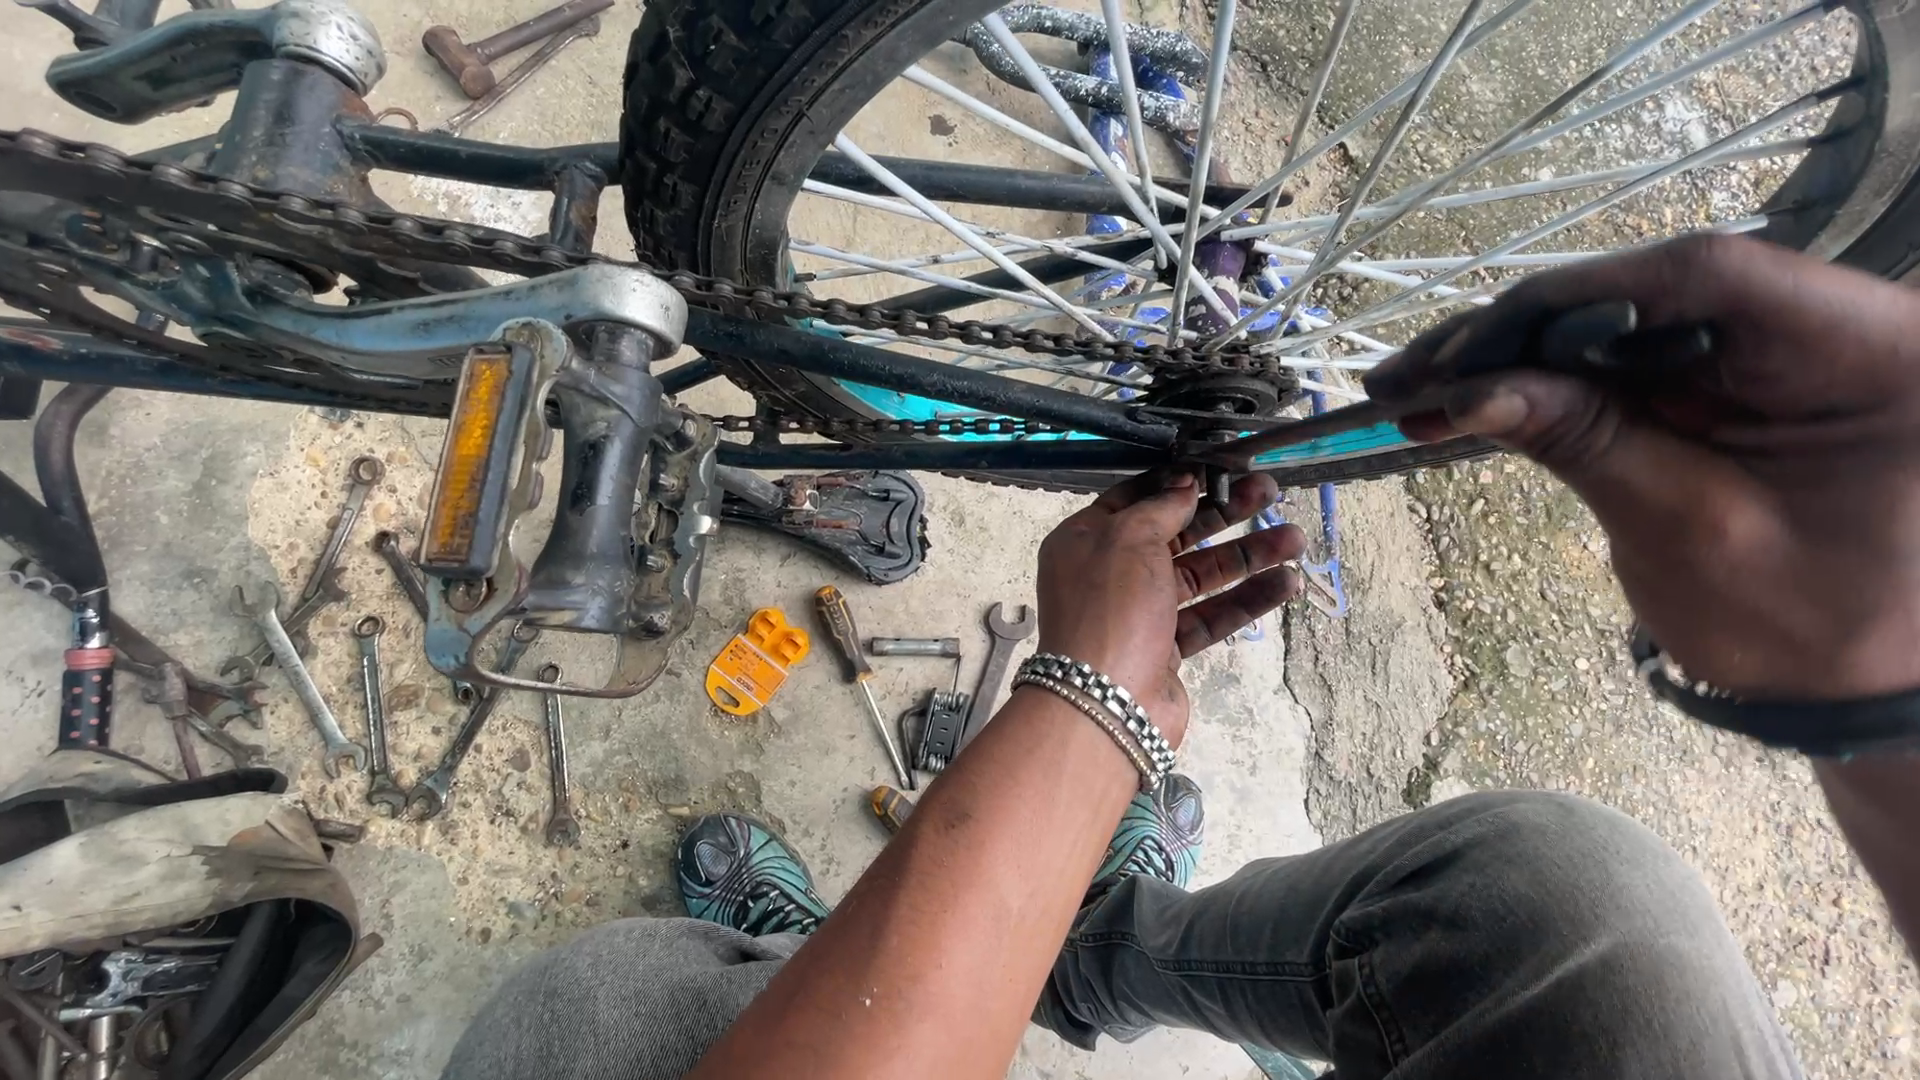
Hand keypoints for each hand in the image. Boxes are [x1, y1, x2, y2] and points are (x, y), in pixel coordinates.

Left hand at [1034, 470, 1306, 745]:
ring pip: (1199, 575)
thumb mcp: (1129, 538)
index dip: (1175, 482)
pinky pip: (1210, 615)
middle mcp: (1110, 572)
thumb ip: (1161, 507)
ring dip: (1246, 556)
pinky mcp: (1167, 647)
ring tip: (1295, 537)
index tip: (1217, 468)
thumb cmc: (1110, 605)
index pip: (1132, 499)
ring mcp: (1139, 612)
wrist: (1105, 701)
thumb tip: (1184, 483)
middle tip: (1268, 491)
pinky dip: (1246, 599)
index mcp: (1085, 539)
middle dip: (1222, 513)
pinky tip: (1286, 582)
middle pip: (1173, 533)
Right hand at [1366, 233, 1919, 700]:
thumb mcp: (1686, 527)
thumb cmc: (1804, 621)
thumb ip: (1586, 441)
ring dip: (1500, 363)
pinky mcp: (1713, 387)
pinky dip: (1527, 391)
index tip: (1462, 351)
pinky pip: (1605, 371)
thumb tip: (1468, 393)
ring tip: (1406, 393)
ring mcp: (1762, 356)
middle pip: (1639, 296)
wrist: (1853, 676)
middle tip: (1406, 375)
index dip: (1569, 300)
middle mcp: (1824, 327)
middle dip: (1511, 336)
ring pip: (1605, 331)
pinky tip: (1452, 408)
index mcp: (1872, 349)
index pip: (1707, 276)